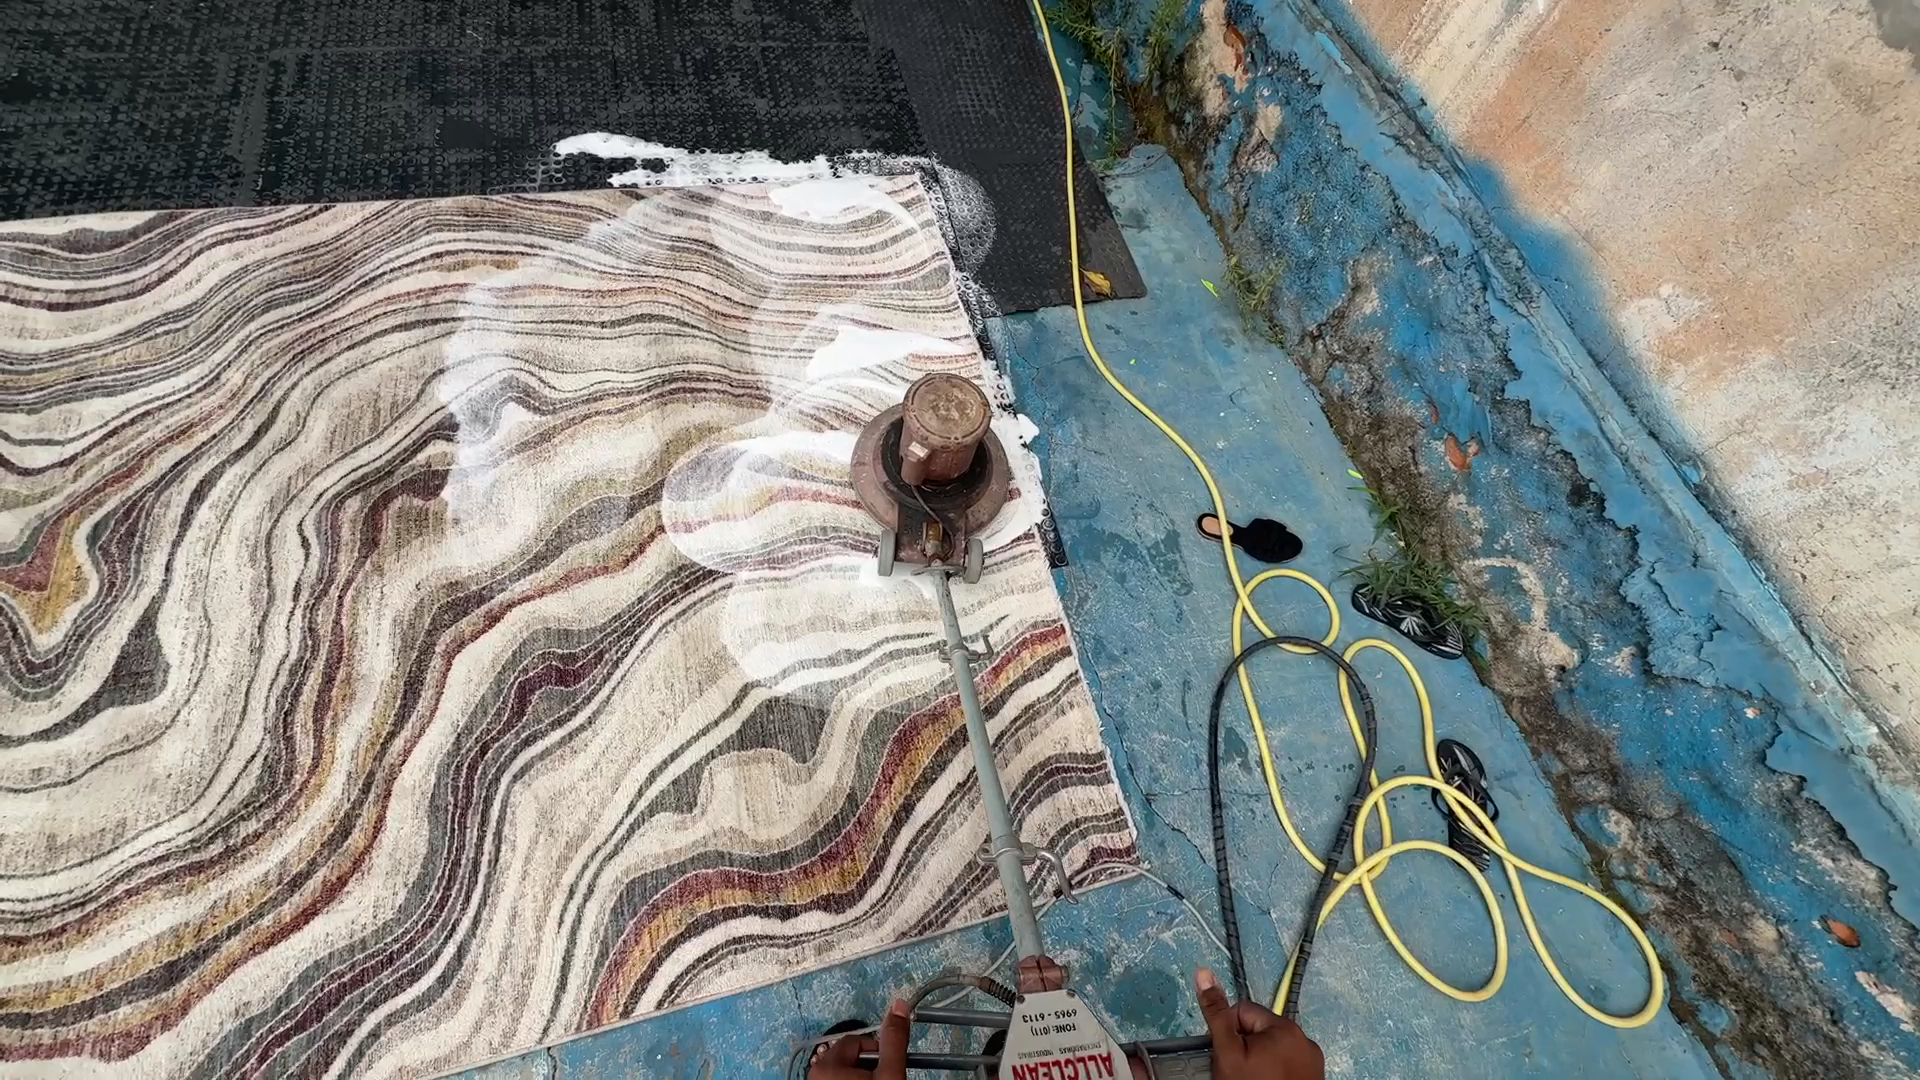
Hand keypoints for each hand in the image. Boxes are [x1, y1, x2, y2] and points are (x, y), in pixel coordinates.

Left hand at [808, 998, 909, 1079]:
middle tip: (881, 1079)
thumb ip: (893, 1040)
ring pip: (846, 1071)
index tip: (888, 1068)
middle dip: (869, 1065)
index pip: (860, 1041)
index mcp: (826, 1064)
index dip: (879, 1053)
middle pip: (852, 1056)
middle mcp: (814, 1072)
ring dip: (861, 1075)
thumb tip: (899, 1005)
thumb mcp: (888, 1075)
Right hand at [1195, 969, 1324, 1079]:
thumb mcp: (1227, 1052)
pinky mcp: (1316, 1079)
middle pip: (1259, 1029)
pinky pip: (1288, 1064)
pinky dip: (1276, 1072)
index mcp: (1286, 1027)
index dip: (1230, 1032)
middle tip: (1241, 1073)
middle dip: (1246, 1046)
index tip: (1230, 1056)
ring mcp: (1314, 1063)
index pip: (1244, 1012)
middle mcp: (1305, 1040)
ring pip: (1273, 1048)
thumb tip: (1203, 973)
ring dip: (1260, 1060)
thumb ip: (1216, 1013)